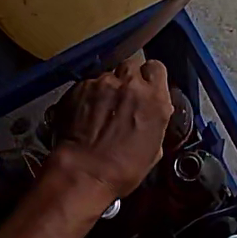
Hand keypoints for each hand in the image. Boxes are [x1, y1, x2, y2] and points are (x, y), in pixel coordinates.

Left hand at [45, 59, 171, 198]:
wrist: (86, 172)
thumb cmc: (122, 168)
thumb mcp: (154, 147)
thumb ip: (157, 119)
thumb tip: (156, 110)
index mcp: (154, 99)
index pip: (156, 68)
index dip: (150, 77)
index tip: (146, 86)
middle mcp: (130, 85)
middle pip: (131, 65)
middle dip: (128, 79)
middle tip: (123, 98)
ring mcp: (102, 84)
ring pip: (107, 75)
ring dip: (106, 88)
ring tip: (101, 111)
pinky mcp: (79, 88)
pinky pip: (87, 85)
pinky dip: (87, 95)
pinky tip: (86, 114)